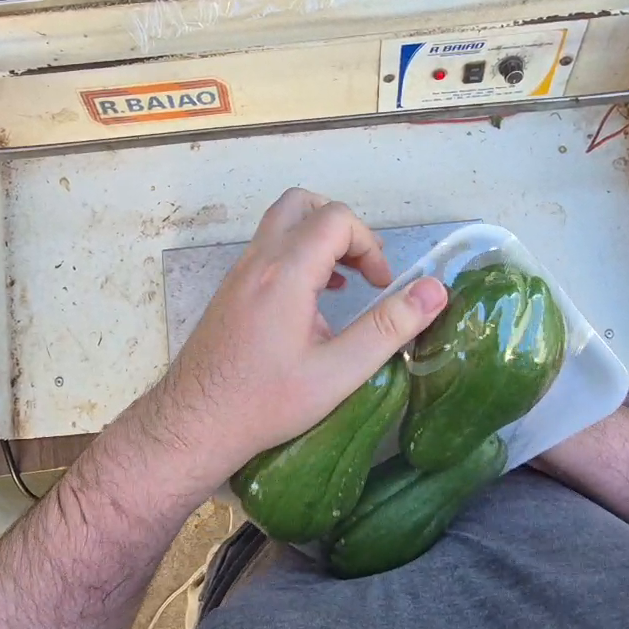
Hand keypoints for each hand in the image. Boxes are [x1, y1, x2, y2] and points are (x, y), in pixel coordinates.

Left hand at [134, 188, 448, 497]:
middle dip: (342, 227)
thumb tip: (435, 290)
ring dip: (319, 240)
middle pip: (303, 204)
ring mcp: (238, 274)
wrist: (193, 424)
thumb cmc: (265, 403)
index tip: (382, 285)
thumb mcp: (338, 373)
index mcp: (285, 273)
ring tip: (345, 284)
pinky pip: (268, 250)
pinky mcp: (230, 291)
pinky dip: (298, 257)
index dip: (369, 243)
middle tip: (363, 269)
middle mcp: (258, 261)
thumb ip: (389, 328)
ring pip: (281, 224)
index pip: (335, 218)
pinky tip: (312, 305)